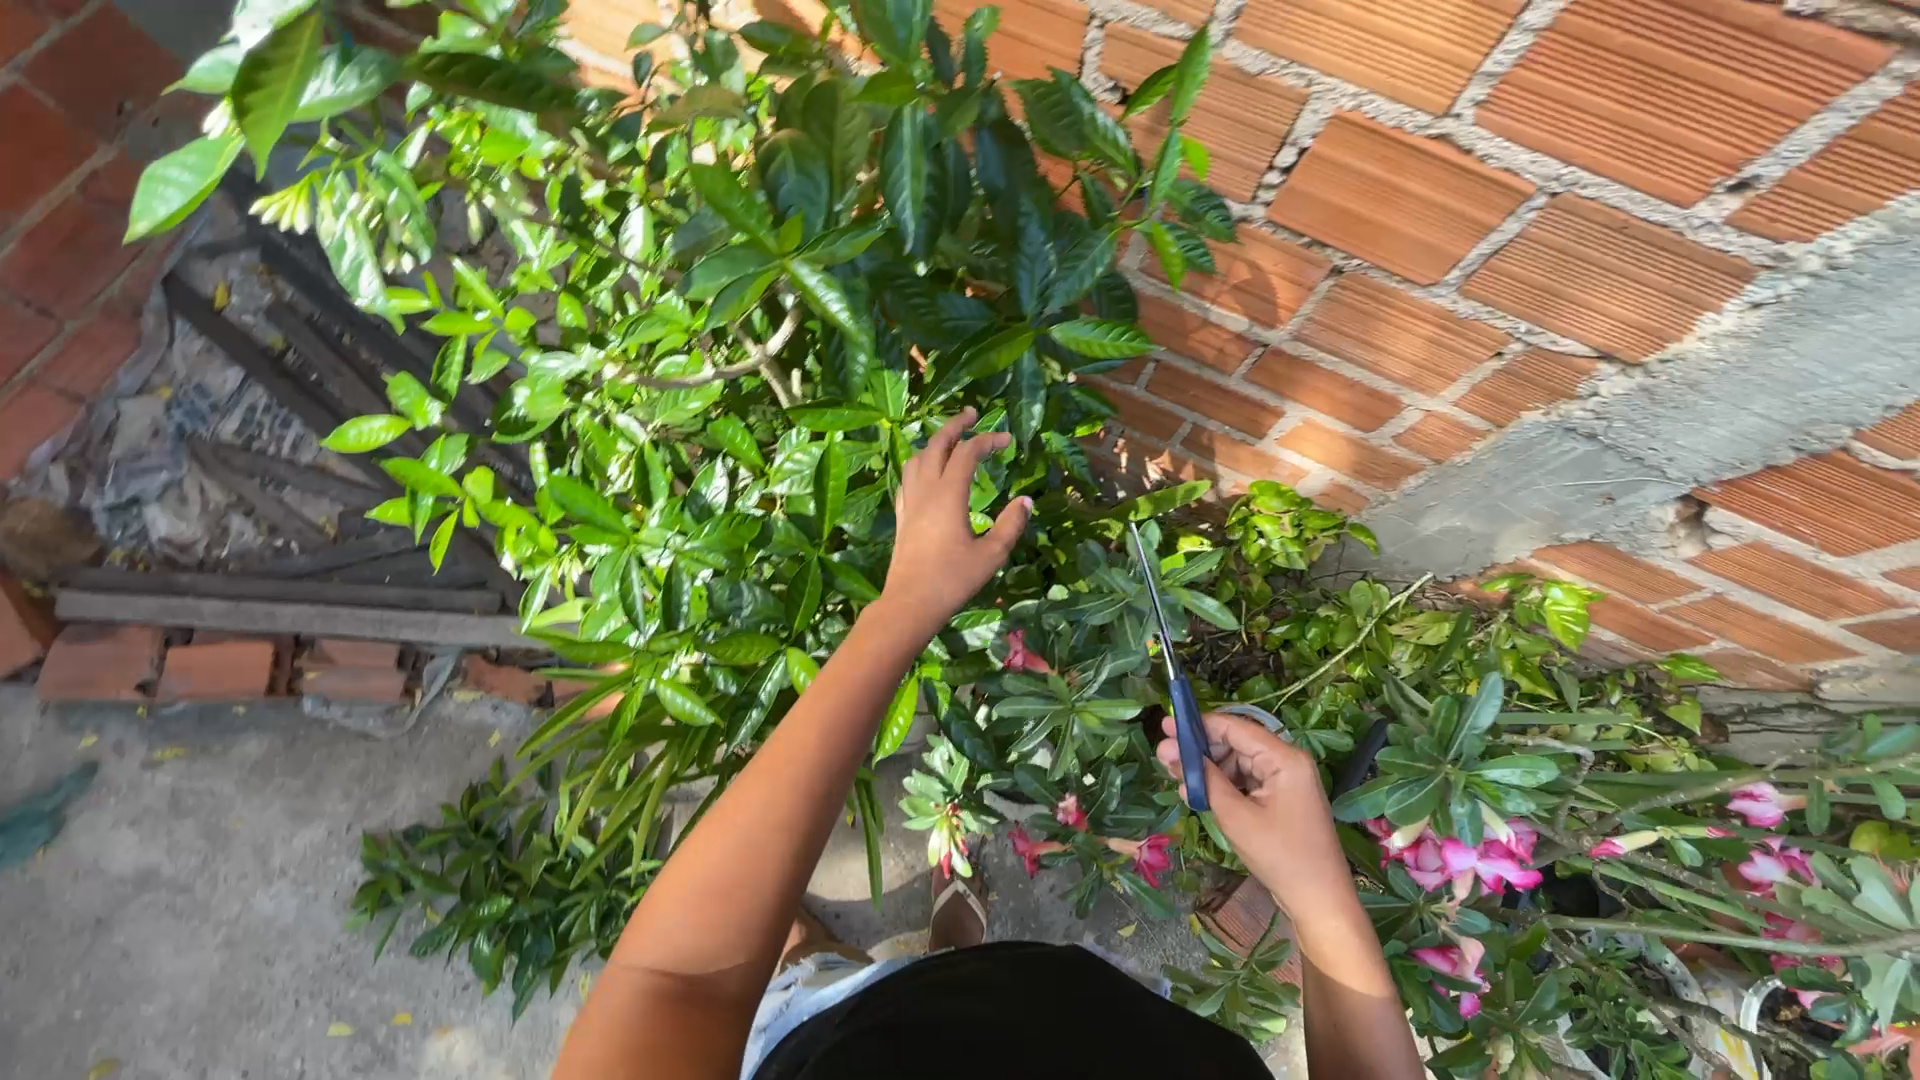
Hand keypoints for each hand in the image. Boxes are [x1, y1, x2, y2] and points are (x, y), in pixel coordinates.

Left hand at [877, 407, 1030, 637]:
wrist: (910, 603)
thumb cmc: (953, 580)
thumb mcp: (992, 554)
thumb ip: (1011, 524)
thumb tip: (1026, 501)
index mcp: (948, 495)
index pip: (968, 453)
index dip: (988, 440)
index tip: (1007, 440)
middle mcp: (925, 491)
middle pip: (937, 445)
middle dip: (955, 425)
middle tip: (972, 413)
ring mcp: (909, 502)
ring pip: (917, 458)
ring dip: (934, 442)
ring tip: (950, 440)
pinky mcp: (901, 516)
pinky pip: (908, 477)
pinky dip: (921, 463)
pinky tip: (928, 472)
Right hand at [1157, 712, 1353, 923]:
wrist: (1319, 899)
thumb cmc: (1280, 856)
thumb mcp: (1236, 816)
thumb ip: (1207, 780)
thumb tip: (1180, 755)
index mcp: (1284, 758)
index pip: (1234, 728)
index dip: (1198, 725)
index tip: (1166, 726)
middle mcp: (1287, 761)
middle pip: (1235, 743)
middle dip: (1199, 750)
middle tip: (1163, 757)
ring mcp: (1286, 779)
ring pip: (1238, 762)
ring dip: (1207, 769)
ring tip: (1176, 778)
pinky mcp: (1281, 797)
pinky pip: (1246, 779)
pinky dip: (1222, 784)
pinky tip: (1197, 792)